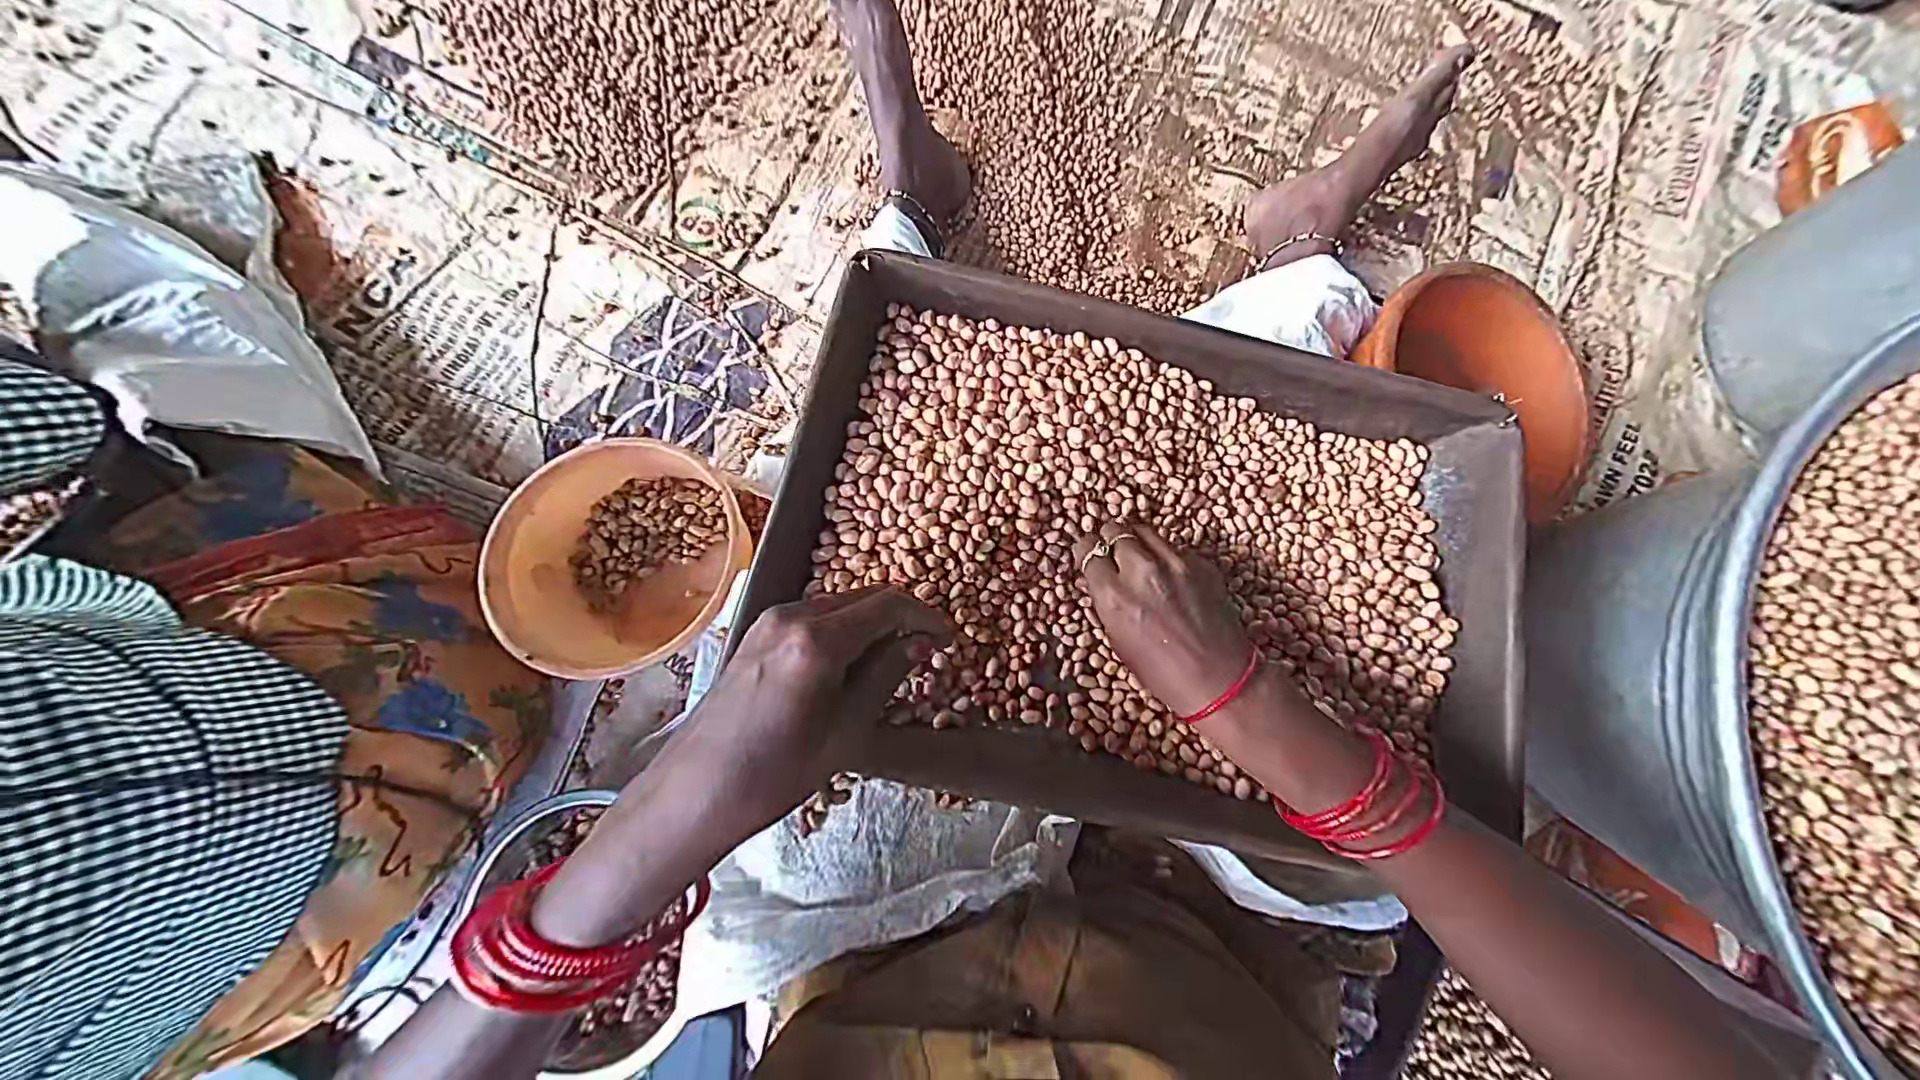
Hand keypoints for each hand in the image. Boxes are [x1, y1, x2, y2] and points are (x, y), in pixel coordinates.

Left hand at [670, 586, 950, 832]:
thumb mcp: (846, 731)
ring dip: (871, 624)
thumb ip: (885, 675)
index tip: (948, 640)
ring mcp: (769, 622)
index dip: (925, 618)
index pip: (888, 605)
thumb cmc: (774, 774)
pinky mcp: (757, 634)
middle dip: (900, 618)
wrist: (694, 792)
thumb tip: (920, 643)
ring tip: (890, 664)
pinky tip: (851, 665)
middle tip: (925, 652)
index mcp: (816, 639)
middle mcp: (791, 616)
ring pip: (839, 606)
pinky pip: (814, 619)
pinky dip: (843, 631)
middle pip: (864, 598)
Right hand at [1073, 523, 1257, 716]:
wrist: (1218, 680)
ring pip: (1143, 531)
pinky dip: (1165, 556)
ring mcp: (1175, 564)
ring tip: (1136, 555)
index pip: (1089, 550)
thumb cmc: (1162, 671)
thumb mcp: (1117, 638)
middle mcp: (1141, 572)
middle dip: (1109, 540)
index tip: (1089, 552)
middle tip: (1110, 551)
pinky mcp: (1201, 564)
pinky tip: (1167, 576)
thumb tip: (1098, 578)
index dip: (1087, 551)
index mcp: (1114, 595)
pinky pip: (1173, 547)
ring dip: (1135, 540)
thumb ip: (1106, 601)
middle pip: (1114, 531)